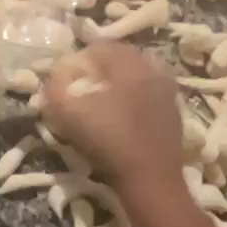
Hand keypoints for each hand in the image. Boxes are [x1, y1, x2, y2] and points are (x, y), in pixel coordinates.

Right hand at [41, 42, 186, 199]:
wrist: (150, 180)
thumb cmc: (107, 140)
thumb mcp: (67, 112)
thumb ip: (53, 87)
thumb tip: (52, 77)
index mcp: (129, 65)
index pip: (101, 46)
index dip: (80, 58)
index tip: (68, 76)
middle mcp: (153, 72)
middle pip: (123, 57)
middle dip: (101, 66)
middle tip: (83, 84)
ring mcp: (168, 93)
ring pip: (139, 74)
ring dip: (119, 80)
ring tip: (103, 99)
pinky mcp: (174, 114)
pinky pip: (150, 93)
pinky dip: (135, 97)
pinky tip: (122, 116)